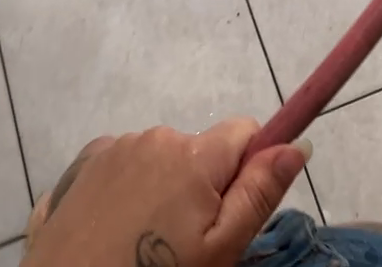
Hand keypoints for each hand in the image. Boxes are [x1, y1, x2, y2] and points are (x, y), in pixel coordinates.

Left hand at [23, 119, 308, 266]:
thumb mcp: (220, 250)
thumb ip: (258, 193)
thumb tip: (297, 144)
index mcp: (193, 154)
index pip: (245, 131)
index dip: (249, 166)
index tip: (234, 207)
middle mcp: (156, 136)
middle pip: (200, 150)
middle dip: (201, 186)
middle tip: (185, 242)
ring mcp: (115, 146)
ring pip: (161, 159)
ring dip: (162, 189)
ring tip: (143, 242)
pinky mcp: (84, 162)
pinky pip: (124, 163)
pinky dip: (127, 189)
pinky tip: (115, 229)